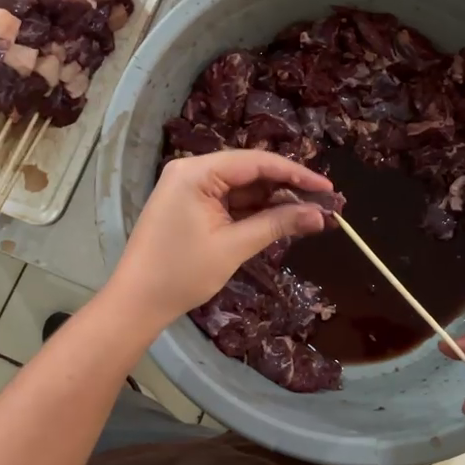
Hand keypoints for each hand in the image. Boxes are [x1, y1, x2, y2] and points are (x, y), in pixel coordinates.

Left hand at [108, 150, 332, 325]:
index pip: (256, 162)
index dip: (296, 174)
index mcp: (196, 172)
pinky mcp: (190, 205)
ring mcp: (189, 187)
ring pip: (242, 187)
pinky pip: (229, 200)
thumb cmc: (181, 273)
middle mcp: (192, 170)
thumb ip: (277, 225)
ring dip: (274, 200)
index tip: (328, 188)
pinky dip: (254, 210)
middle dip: (287, 188)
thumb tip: (320, 215)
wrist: (136, 302)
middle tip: (324, 203)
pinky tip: (282, 219)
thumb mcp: (233, 247)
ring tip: (310, 213)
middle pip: (250, 171)